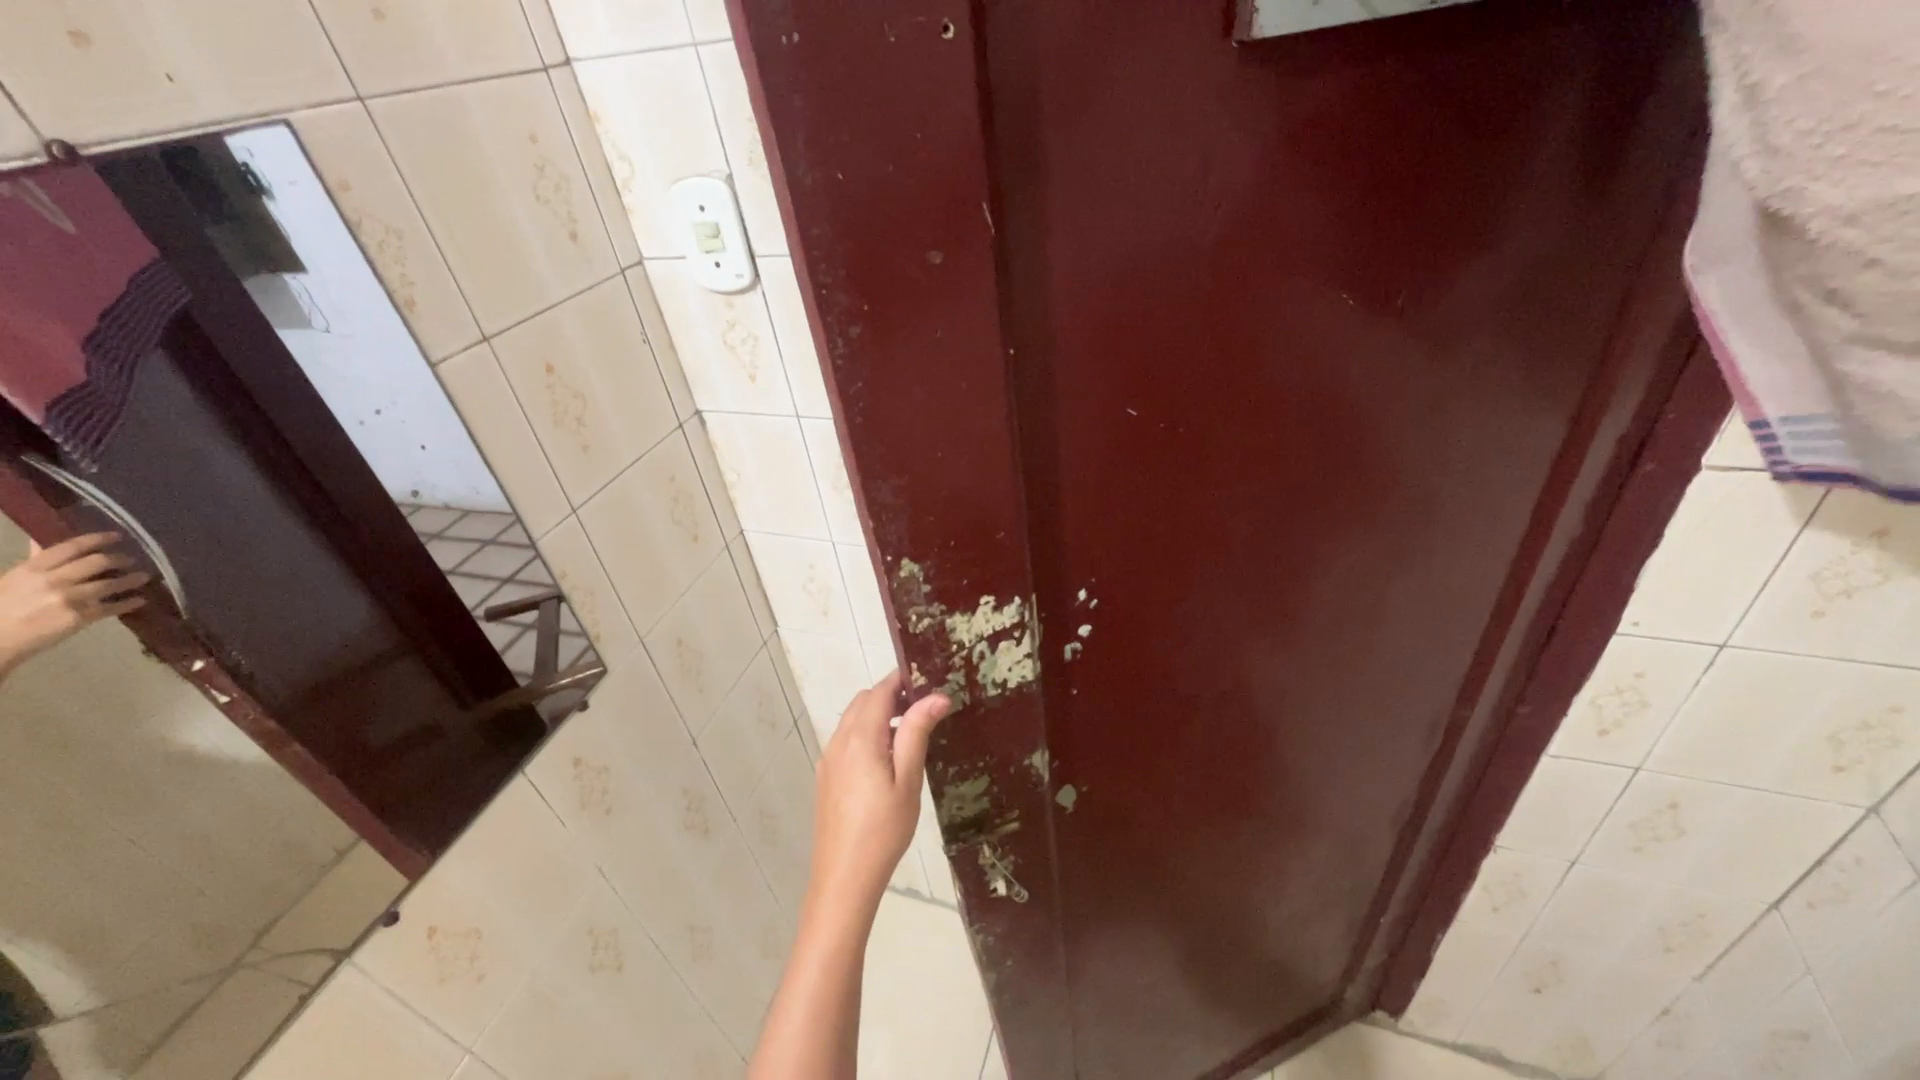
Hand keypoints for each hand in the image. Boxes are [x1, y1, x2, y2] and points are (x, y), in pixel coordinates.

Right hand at [0, 531, 148, 673]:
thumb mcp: (14, 579)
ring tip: (144, 577)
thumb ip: (35, 561)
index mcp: (33, 569)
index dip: (99, 539)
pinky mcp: (80, 617)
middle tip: (132, 560)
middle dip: (120, 559)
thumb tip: (41, 539)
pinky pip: (112, 607)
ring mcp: (69, 598)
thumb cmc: (2, 607)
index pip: (72, 546)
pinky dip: (130, 602)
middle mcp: (53, 580)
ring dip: (132, 579)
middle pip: (98, 562)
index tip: (117, 536)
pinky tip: (140, 600)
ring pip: (111, 584)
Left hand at [807, 671, 950, 911]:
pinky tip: (886, 762)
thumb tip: (936, 696)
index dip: (902, 680)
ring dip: (878, 716)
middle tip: (924, 709)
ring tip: (910, 735)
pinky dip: (866, 735)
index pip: (880, 692)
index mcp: (860, 738)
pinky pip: (845, 741)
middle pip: (863, 702)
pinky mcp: (826, 778)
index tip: (928, 680)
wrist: (844, 877)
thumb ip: (917, 733)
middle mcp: (839, 742)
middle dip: (891, 696)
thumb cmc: (884, 829)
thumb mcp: (908, 780)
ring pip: (852, 721)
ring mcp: (828, 761)